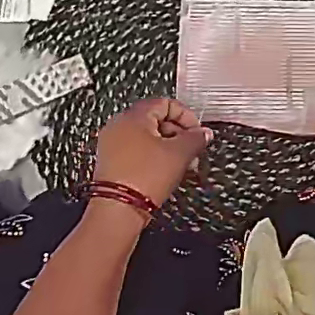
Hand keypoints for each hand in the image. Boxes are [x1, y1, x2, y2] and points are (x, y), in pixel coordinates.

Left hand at [91, 98, 213, 209]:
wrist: (117, 211)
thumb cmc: (144, 178)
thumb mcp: (179, 154)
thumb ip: (196, 138)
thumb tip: (204, 133)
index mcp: (134, 116)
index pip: (165, 103)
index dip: (186, 116)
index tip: (196, 132)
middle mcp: (119, 125)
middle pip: (156, 120)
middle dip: (179, 134)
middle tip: (192, 150)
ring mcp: (112, 144)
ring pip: (147, 137)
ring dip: (168, 147)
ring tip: (182, 164)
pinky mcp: (111, 162)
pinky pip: (136, 151)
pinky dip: (153, 157)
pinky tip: (164, 172)